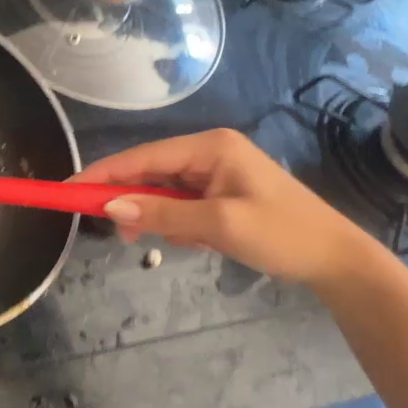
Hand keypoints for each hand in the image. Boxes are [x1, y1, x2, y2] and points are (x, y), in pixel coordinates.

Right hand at [71, 129, 384, 286]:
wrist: (339, 261)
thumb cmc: (283, 235)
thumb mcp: (219, 226)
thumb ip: (162, 213)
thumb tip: (109, 207)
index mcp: (210, 146)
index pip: (142, 157)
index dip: (102, 174)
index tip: (68, 190)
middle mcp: (210, 151)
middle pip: (149, 172)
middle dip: (131, 200)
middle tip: (118, 232)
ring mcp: (217, 172)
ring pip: (163, 190)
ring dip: (157, 216)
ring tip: (166, 242)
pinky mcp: (222, 192)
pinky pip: (181, 203)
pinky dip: (176, 222)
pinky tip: (193, 242)